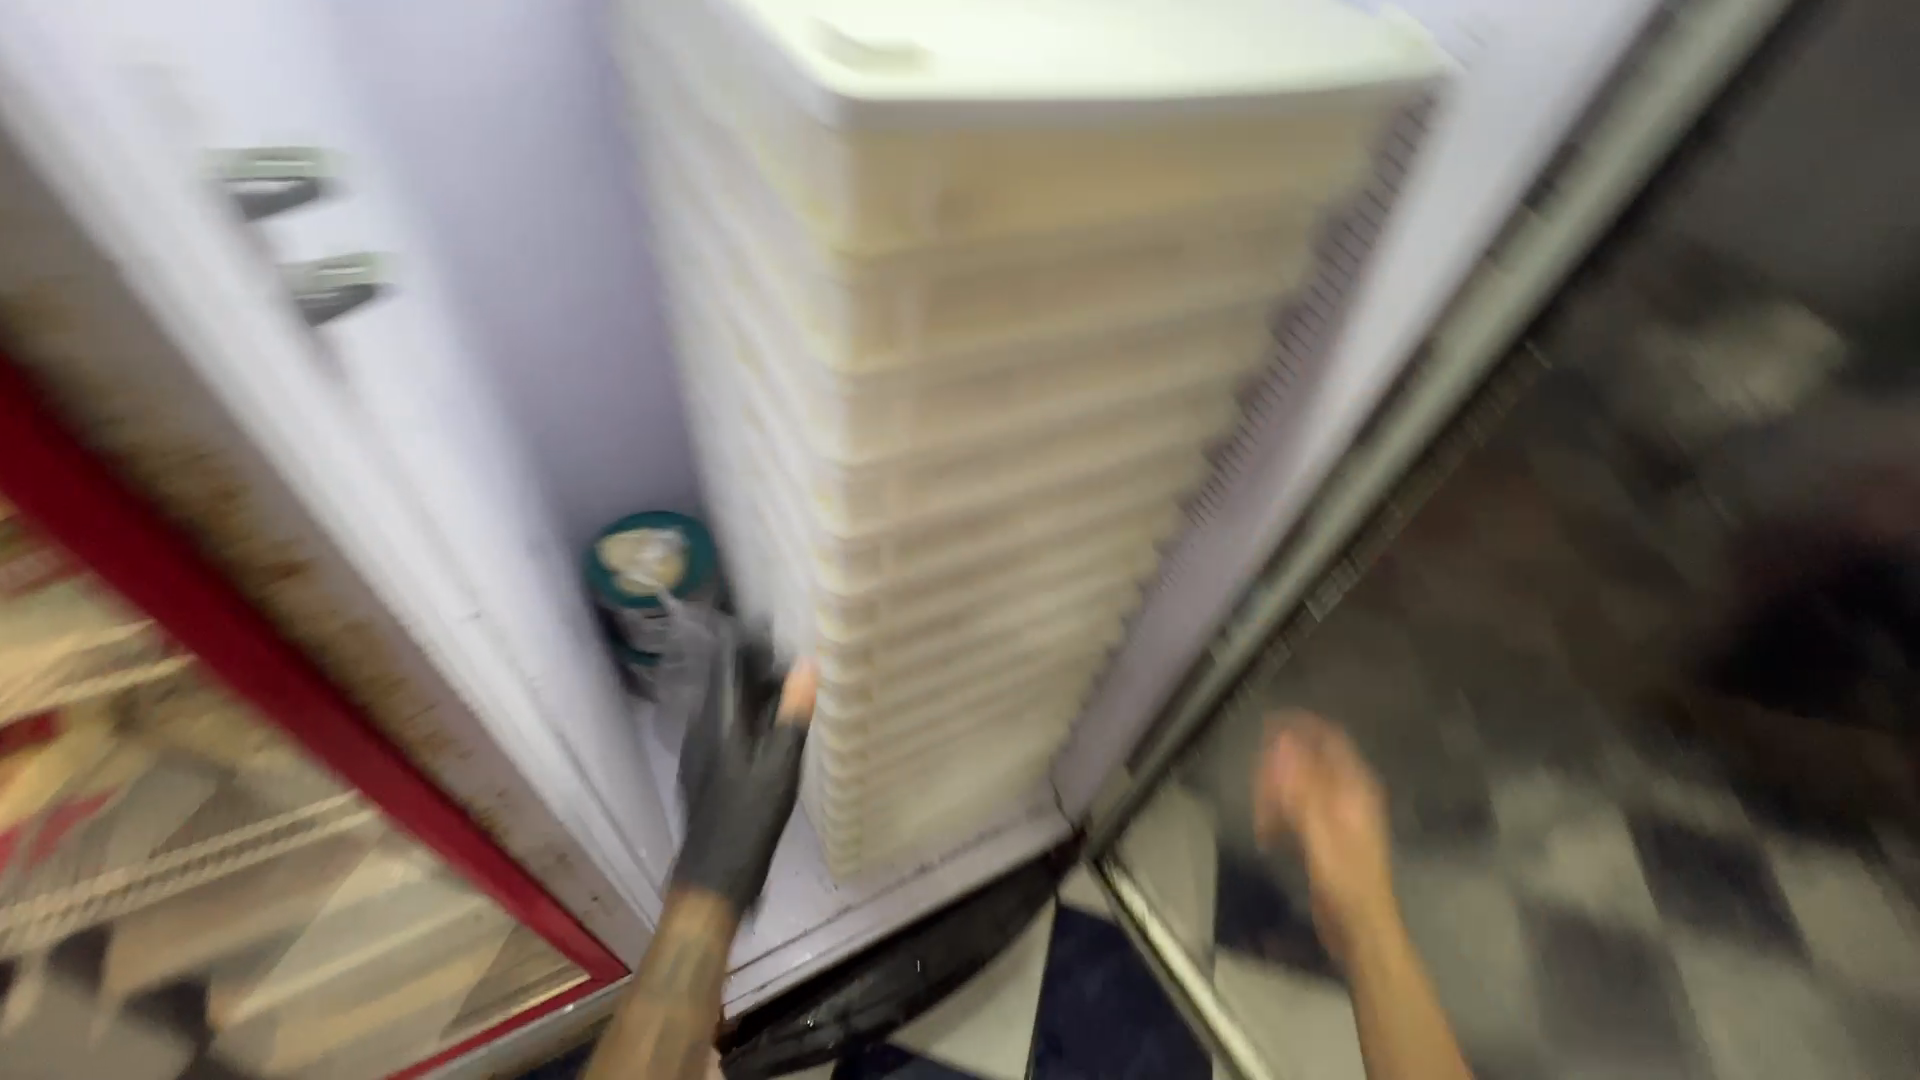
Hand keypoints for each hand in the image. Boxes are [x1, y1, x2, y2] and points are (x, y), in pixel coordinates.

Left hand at [671, 659, 815, 911]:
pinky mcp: (705, 771)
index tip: (772, 624)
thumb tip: (807, 663)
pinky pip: (727, 726)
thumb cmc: (749, 816)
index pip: (725, 662)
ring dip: (753, 691)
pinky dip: (750, 715)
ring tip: (788, 686)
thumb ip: (793, 712)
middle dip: (754, 665)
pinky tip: (773, 728)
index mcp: (716, 721)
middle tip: (790, 656)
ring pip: (727, 706)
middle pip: (725, 683)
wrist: (713, 876)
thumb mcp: (780, 763)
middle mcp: (701, 729)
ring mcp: (700, 752)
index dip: (746, 640)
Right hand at [1253, 711, 1396, 960]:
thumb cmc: (1345, 878)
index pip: (1329, 738)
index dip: (1301, 724)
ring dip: (1273, 794)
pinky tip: (1267, 834)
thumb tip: (1280, 742)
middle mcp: (1347, 795)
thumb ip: (1299, 784)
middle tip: (1255, 783)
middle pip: (1307, 761)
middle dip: (1277, 767)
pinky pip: (1294, 811)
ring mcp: (1336, 815)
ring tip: (1260, 817)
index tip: (1268, 722)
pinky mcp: (1324, 836)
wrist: (1361, 929)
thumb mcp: (1320, 828)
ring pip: (1296, 786)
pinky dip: (1277, 815)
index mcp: (1354, 787)